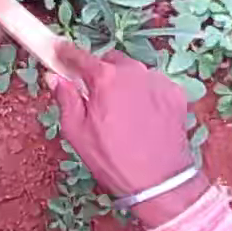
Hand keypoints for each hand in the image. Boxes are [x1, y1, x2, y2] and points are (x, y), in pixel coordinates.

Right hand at [50, 42, 205, 227]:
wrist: (158, 180)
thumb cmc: (111, 158)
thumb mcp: (76, 132)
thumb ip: (65, 99)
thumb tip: (55, 78)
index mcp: (106, 79)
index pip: (80, 56)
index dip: (66, 53)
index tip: (57, 49)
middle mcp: (134, 72)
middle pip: (110, 61)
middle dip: (100, 73)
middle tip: (94, 97)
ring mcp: (158, 81)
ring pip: (134, 73)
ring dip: (124, 84)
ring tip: (121, 113)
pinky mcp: (176, 93)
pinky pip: (153, 85)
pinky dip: (145, 94)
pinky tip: (142, 118)